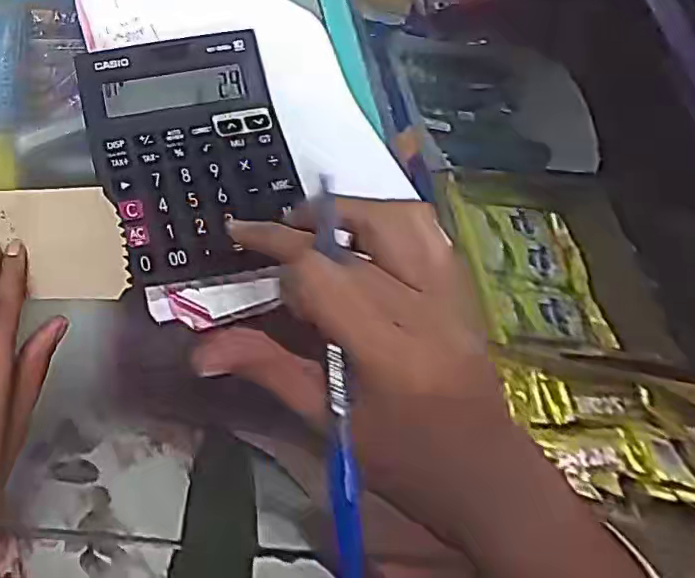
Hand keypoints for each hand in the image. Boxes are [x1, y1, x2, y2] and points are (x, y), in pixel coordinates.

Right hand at [201, 199, 638, 577]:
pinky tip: (357, 234)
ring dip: (347, 209)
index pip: (321, 273)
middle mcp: (427, 313)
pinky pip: (426, 230)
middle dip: (299, 228)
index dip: (274, 251)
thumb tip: (199, 351)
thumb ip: (264, 368)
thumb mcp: (329, 422)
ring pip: (399, 219)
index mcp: (391, 352)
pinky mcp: (464, 291)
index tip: (241, 243)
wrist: (494, 484)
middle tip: (269, 235)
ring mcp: (453, 298)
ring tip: (314, 225)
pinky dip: (384, 217)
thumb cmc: (407, 461)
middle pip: (355, 238)